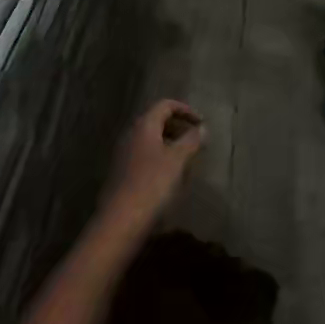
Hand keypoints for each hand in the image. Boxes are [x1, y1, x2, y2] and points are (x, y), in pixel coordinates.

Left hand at [102, 100, 205, 229]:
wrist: (122, 218)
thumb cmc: (152, 184)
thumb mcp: (177, 161)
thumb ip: (191, 141)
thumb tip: (202, 128)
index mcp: (144, 124)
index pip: (165, 105)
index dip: (185, 110)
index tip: (202, 122)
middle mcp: (132, 132)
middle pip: (157, 119)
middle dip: (178, 126)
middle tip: (196, 139)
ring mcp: (125, 150)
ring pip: (151, 137)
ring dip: (170, 141)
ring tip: (187, 157)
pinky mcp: (123, 169)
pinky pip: (145, 152)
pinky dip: (161, 154)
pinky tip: (170, 173)